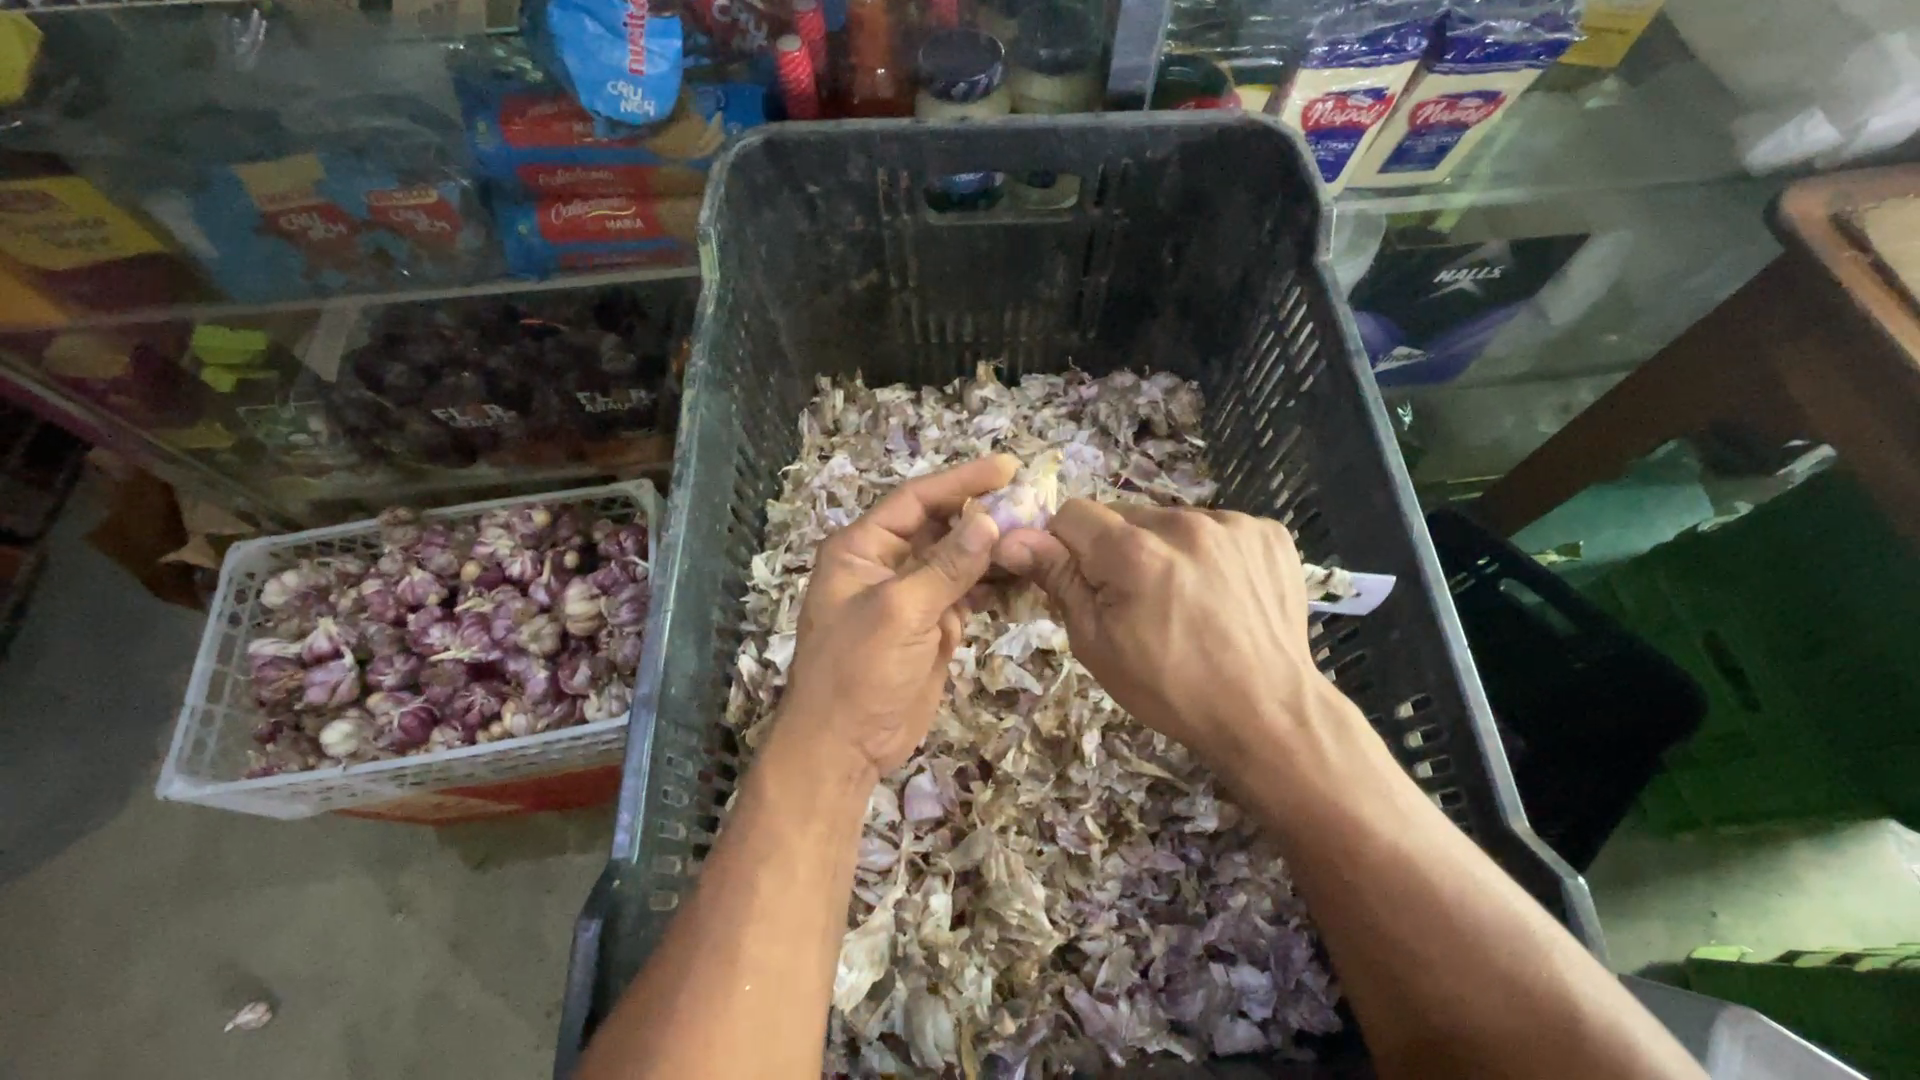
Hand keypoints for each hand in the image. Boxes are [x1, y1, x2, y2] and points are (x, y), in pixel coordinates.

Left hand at [779, 455, 1018, 775]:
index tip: (1008, 467)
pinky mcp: (932, 626)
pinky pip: (968, 595)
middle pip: (941, 527)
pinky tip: (1026, 579)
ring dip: (994, 552)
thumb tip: (989, 521)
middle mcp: (886, 565)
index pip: (916, 500)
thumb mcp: (900, 612)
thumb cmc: (857, 672)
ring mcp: (911, 597)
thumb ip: (946, 566)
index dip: (961, 482)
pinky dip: (994, 587)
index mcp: (861, 548)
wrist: (845, 746)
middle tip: (1034, 507)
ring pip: (959, 561)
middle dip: (984, 517)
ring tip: (1037, 540)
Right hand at [994, 500, 1338, 766]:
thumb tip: (1010, 539)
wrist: (1267, 714)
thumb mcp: (1097, 644)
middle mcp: (1183, 523)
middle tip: (1137, 602)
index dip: (1067, 546)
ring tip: (1186, 602)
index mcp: (1133, 552)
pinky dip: (1211, 554)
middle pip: (1125, 517)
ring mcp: (1233, 526)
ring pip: (1171, 522)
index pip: (1073, 514)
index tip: (1083, 582)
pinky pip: (1218, 529)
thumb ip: (1058, 580)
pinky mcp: (1268, 534)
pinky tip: (1222, 595)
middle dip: (1118, 551)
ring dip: (1165, 550)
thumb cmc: (1170, 690)